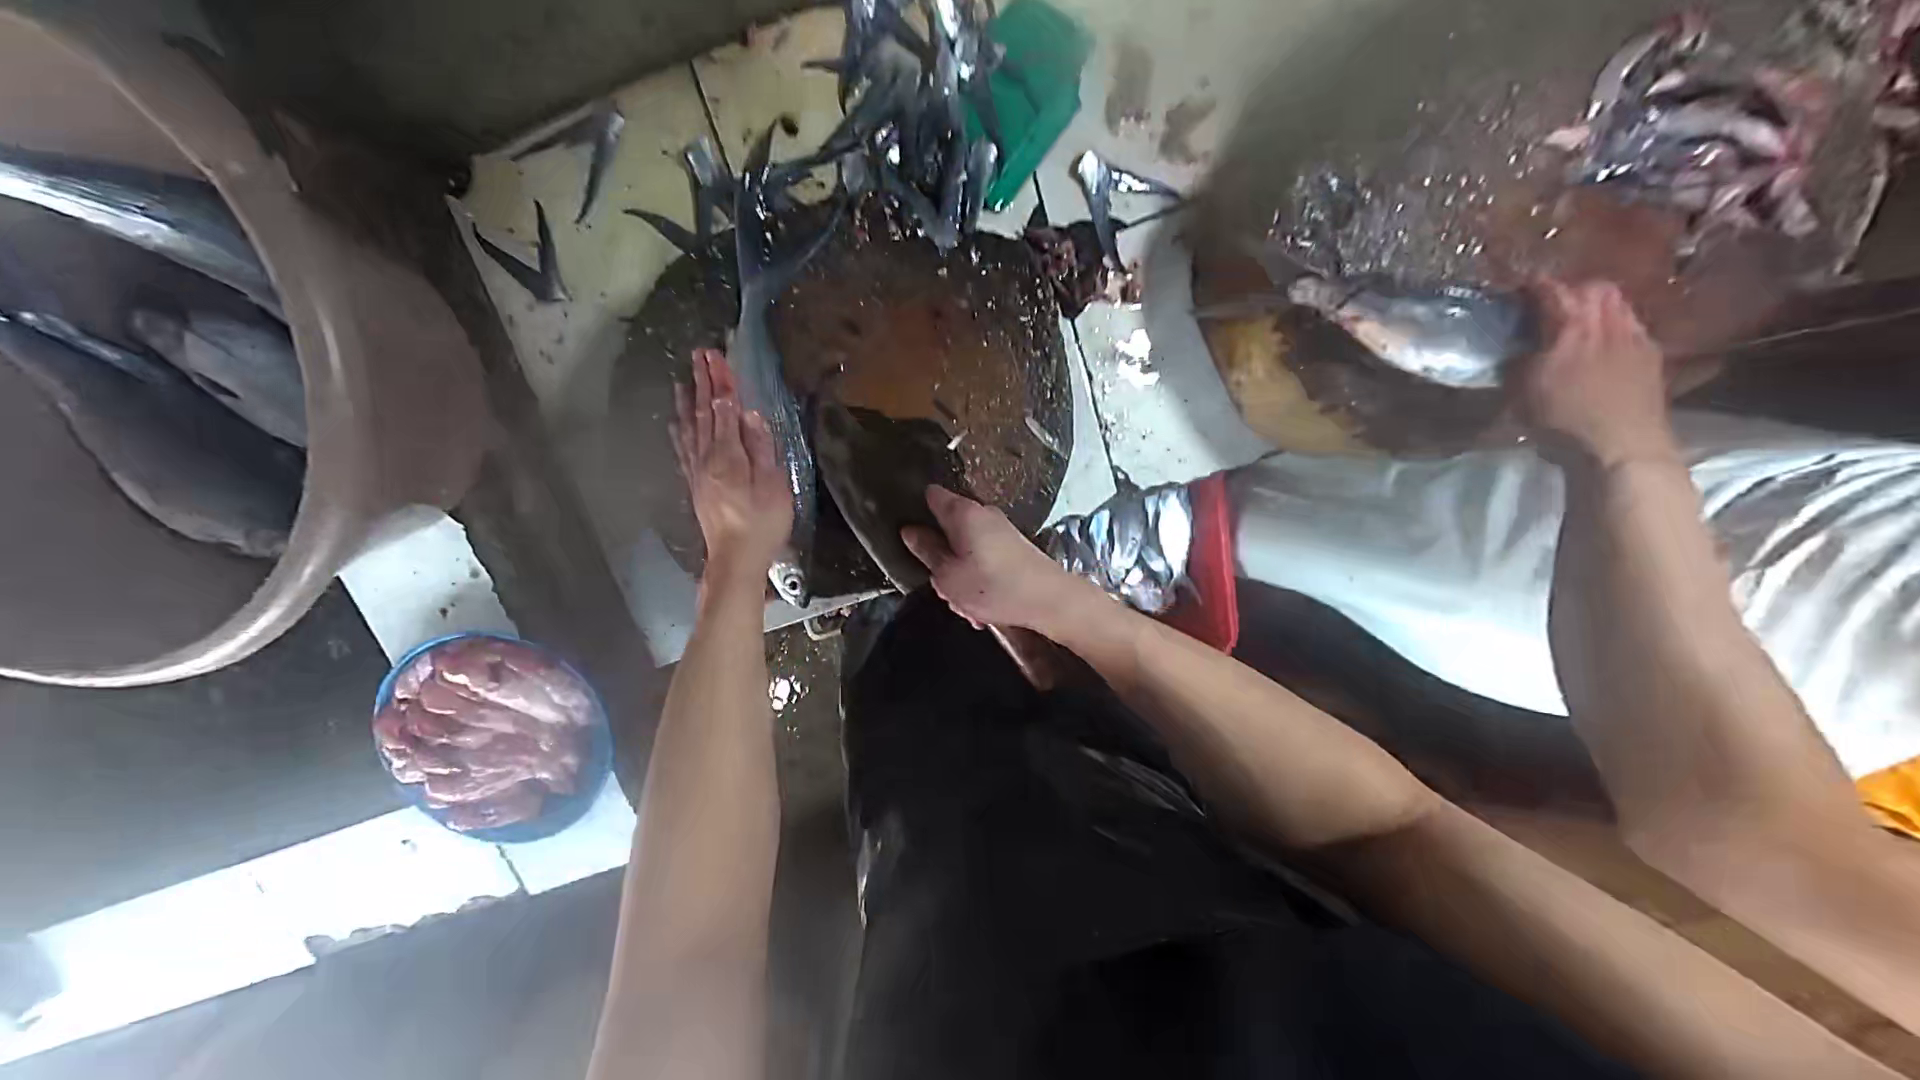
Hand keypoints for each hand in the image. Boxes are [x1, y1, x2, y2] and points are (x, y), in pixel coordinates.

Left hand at [673, 348, 792, 588]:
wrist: (735, 560)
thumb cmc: (761, 525)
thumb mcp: (773, 487)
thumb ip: (761, 449)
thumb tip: (749, 414)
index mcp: (728, 457)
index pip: (725, 411)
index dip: (722, 382)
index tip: (717, 356)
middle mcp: (707, 459)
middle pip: (704, 414)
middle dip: (703, 382)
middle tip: (699, 354)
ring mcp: (698, 472)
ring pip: (690, 428)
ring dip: (688, 401)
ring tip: (683, 378)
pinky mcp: (695, 485)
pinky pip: (684, 449)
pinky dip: (679, 430)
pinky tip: (675, 421)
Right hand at [900, 486, 1093, 634]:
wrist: (1050, 601)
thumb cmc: (994, 587)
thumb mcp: (947, 575)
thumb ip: (926, 551)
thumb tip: (910, 531)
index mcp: (963, 513)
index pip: (930, 496)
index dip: (915, 510)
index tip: (908, 534)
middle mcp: (983, 514)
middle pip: (947, 527)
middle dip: (940, 556)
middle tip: (941, 583)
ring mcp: (1000, 530)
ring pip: (964, 549)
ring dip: (959, 575)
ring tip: (965, 603)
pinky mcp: (1013, 548)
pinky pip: (983, 560)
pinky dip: (978, 580)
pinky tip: (982, 605)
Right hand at [1522, 280, 1679, 469]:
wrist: (1620, 445)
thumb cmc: (1562, 418)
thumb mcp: (1523, 389)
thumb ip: (1519, 359)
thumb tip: (1515, 345)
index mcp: (1574, 327)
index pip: (1554, 292)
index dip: (1534, 286)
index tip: (1518, 286)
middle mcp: (1610, 323)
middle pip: (1597, 288)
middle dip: (1572, 288)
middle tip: (1549, 301)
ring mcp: (1637, 338)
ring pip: (1619, 304)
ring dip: (1596, 305)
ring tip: (1576, 320)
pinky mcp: (1651, 357)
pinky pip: (1631, 325)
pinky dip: (1613, 324)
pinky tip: (1600, 344)